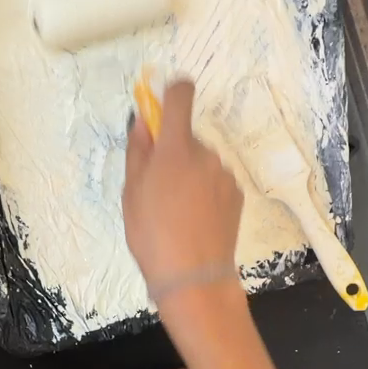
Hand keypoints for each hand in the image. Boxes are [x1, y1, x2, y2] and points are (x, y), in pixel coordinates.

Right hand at [123, 79, 243, 305]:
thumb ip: (138, 152)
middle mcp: (205, 153)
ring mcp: (224, 173)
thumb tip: (143, 120)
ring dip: (188, 175)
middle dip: (171, 153)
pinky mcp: (236, 193)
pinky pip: (214, 181)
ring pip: (200, 162)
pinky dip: (203, 192)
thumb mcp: (131, 194)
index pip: (180, 95)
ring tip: (174, 211)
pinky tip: (193, 219)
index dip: (171, 92)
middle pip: (186, 138)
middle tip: (155, 189)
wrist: (193, 276)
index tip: (161, 105)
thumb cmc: (151, 235)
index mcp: (175, 149)